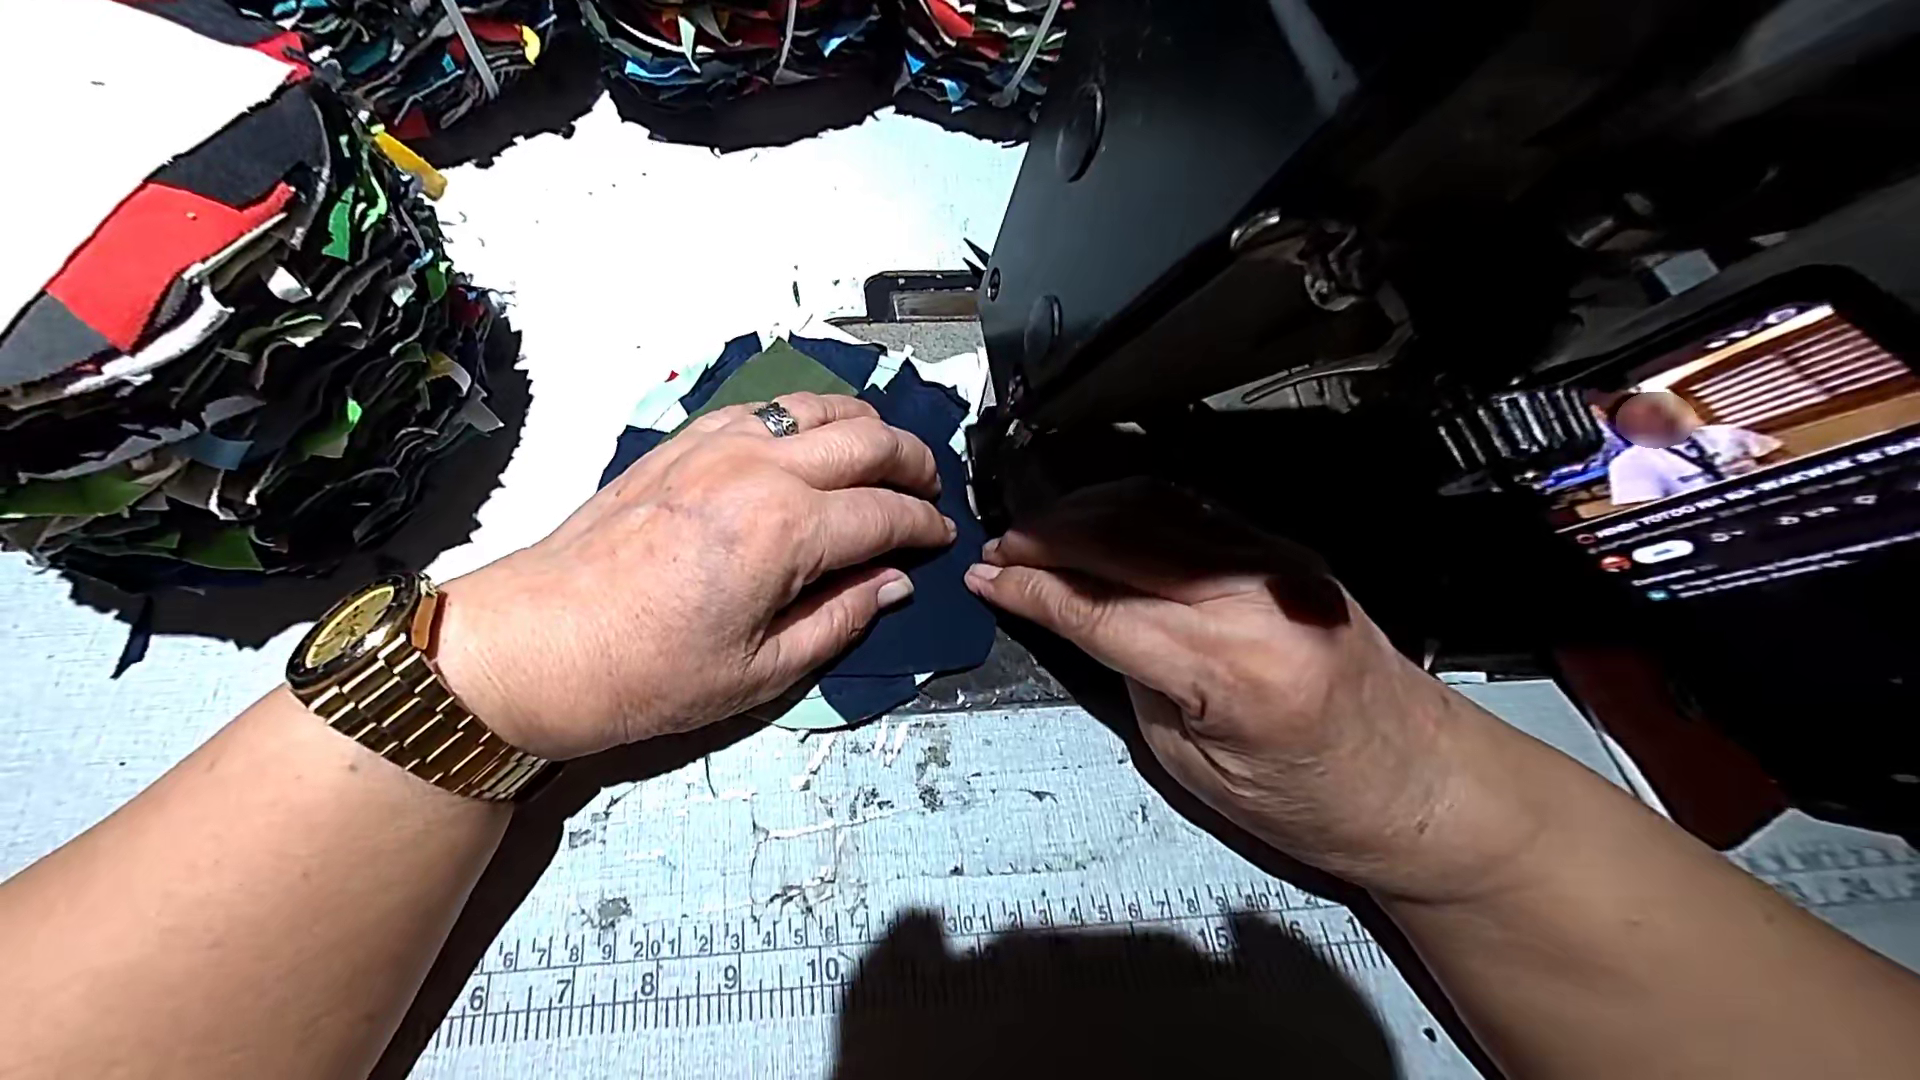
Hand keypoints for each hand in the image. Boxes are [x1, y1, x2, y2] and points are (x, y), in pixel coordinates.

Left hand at [433, 393, 955, 760]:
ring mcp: (720, 445)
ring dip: (868, 428)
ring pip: (821, 408)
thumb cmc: (650, 673)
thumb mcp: (764, 670)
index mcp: (786, 530)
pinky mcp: (686, 441)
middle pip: (868, 441)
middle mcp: (761, 469)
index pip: (885, 513)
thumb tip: (895, 581)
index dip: (925, 525)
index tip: (942, 537)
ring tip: (886, 456)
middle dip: (914, 462)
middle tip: (931, 489)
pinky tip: (814, 440)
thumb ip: (843, 617)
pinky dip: (809, 416)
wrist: (533, 644)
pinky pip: (767, 407)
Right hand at [963, 481, 1541, 903]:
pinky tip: (1099, 515)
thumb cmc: (1307, 801)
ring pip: (1152, 508)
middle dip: (1046, 538)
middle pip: (1119, 541)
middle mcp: (1251, 596)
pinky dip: (1131, 506)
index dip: (1030, 589)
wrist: (1425, 784)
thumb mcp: (1191, 760)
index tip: (986, 576)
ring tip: (1037, 528)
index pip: (1096, 608)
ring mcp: (1275, 563)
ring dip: (1083, 510)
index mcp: (1225, 667)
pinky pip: (1190, 511)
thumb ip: (1132, 673)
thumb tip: (1080, 615)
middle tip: (1000, 546)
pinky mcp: (1285, 550)